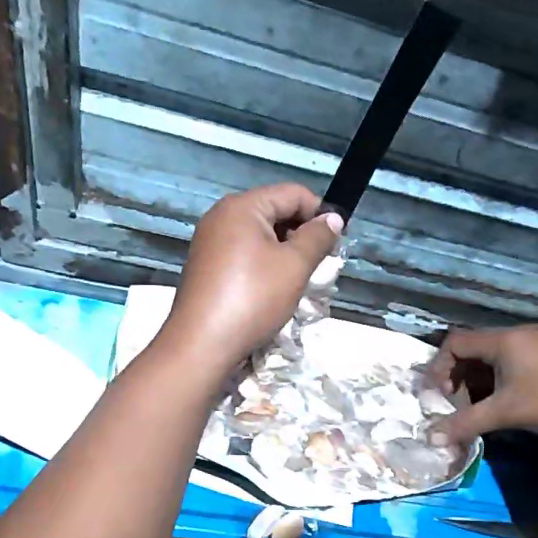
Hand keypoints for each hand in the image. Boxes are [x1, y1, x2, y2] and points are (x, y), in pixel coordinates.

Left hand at [160, 183, 344, 370]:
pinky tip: (270, 290)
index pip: (292, 193)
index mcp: (241, 206)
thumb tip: (333, 217)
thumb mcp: (294, 266)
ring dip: (282, 253)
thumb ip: (317, 237)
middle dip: (300, 234)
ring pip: (258, 236)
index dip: (319, 213)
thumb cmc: (251, 299)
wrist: (201, 344)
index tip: (336, 241)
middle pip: (273, 212)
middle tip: (317, 265)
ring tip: (295, 280)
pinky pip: (241, 254)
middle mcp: (220, 217)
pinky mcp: (204, 266)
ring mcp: (208, 242)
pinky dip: (261, 265)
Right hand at [427, 324, 537, 445]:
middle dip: (459, 375)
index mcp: (504, 340)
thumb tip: (431, 439)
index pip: (455, 343)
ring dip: (482, 377)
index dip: (439, 367)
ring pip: (498, 354)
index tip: (440, 394)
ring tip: (484, 404)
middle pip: (475, 347)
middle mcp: (522, 334)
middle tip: (458, 401)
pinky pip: (519, 358)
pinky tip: (514, 399)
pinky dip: (504, 376)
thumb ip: (464, 424)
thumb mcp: (503, 414)